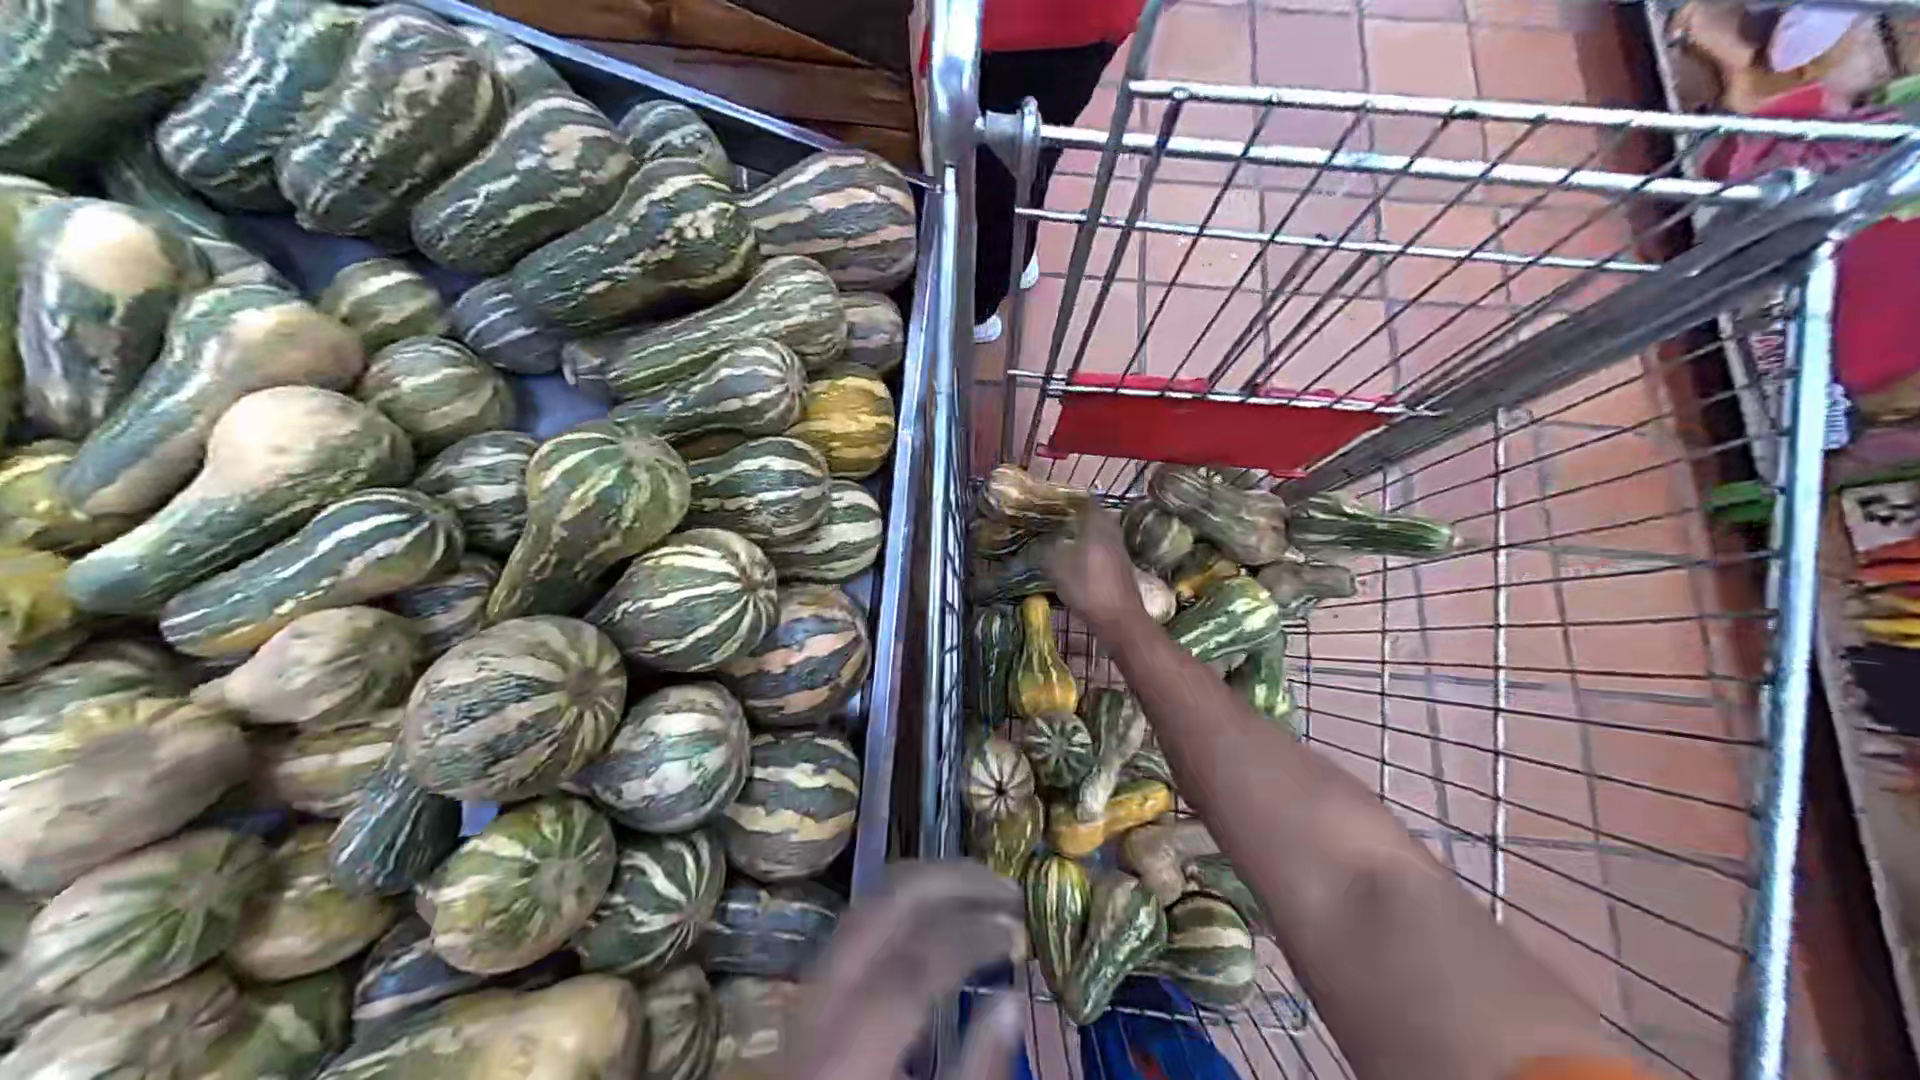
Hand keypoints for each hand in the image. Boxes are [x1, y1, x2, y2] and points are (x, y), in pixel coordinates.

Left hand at [785, 861, 1026, 1079]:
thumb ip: (973, 1071)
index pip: (914, 966)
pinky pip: (860, 921)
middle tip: (1007, 890)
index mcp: (846, 1049)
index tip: (1016, 929)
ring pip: (870, 901)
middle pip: (886, 906)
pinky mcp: (808, 988)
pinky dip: (907, 903)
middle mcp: (820, 1000)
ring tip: (982, 889)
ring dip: (932, 884)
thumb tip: (1010, 1002)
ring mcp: (806, 988)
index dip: (972, 936)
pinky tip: (941, 913)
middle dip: (954, 884)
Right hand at [1047, 505, 1146, 637]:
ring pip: (1104, 534)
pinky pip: (1107, 549)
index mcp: (1097, 529)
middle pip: (1099, 518)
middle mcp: (1112, 536)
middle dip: (1083, 516)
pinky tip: (1083, 559)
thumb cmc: (1088, 589)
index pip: (1089, 504)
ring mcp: (1120, 553)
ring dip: (1090, 532)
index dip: (1075, 500)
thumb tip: (1045, 539)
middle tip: (1064, 518)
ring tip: (1070, 537)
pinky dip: (1095, 549)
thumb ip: (1050, 550)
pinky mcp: (1123, 569)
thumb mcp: (1059, 569)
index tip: (1061, 500)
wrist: (1120, 619)